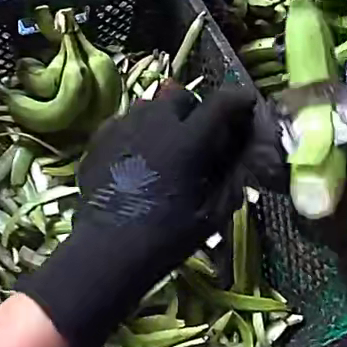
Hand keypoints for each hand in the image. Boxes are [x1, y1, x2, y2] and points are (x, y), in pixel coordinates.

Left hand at [18, 85, 257, 346]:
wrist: (108, 249)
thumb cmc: (167, 235)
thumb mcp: (212, 213)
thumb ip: (233, 180)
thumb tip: (245, 159)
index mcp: (188, 139)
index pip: (222, 102)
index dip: (239, 99)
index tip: (246, 104)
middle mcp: (155, 122)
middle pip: (181, 97)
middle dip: (194, 110)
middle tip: (199, 135)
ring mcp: (123, 126)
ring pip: (150, 107)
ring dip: (164, 119)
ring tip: (166, 146)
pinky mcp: (99, 138)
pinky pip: (125, 123)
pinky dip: (137, 132)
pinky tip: (138, 158)